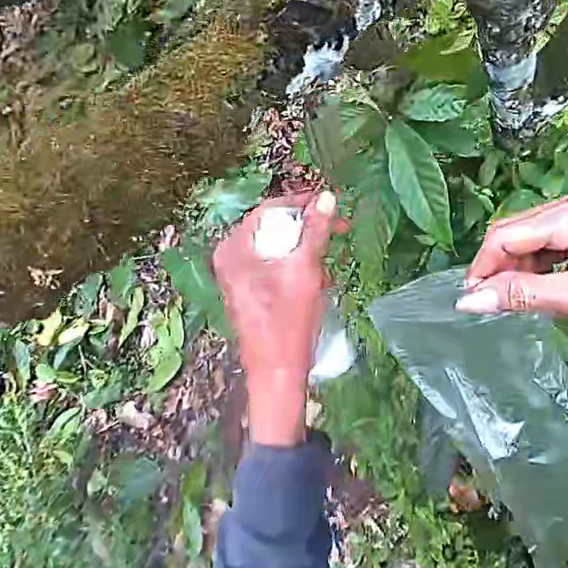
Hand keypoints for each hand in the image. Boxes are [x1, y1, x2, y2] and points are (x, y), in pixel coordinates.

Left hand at [213, 191, 342, 445]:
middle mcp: (230, 258)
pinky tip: (317, 280)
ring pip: (276, 248)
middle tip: (338, 228)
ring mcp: (237, 277)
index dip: (302, 203)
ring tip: (329, 260)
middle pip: (273, 228)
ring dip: (305, 249)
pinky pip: (274, 266)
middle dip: (307, 228)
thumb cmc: (288, 320)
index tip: (331, 204)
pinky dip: (296, 266)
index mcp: (234, 249)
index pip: (269, 209)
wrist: (278, 371)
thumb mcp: (306, 269)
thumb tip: (328, 196)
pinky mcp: (249, 292)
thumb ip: (316, 230)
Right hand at [457, 192, 567, 378]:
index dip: (482, 270)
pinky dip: (541, 267)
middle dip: (500, 269)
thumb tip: (472, 300)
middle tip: (492, 308)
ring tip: (519, 305)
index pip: (505, 236)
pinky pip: (554, 242)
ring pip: (534, 239)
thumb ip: (522, 296)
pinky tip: (543, 292)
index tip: (471, 303)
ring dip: (520, 270)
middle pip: (516, 233)